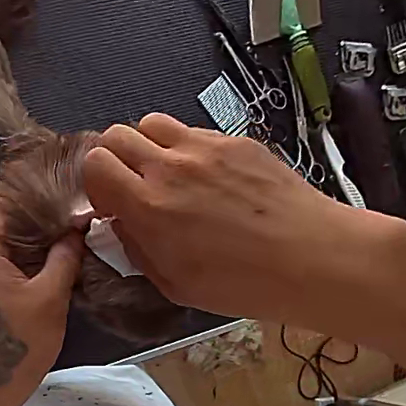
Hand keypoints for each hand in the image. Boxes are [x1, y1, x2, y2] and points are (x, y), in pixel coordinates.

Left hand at [0, 198, 81, 405]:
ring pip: (3, 239)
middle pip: (4, 218)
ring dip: (34, 235)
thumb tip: (78, 225)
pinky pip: (0, 257)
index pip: (7, 202)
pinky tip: (53, 255)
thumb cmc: (18, 344)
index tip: (73, 193)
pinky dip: (24, 253)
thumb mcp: (50, 297)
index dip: (41, 195)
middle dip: (40, 214)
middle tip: (77, 210)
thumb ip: (64, 254)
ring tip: (71, 229)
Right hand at [82, 113, 405, 332]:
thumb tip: (119, 222)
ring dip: (147, 145)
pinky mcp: (235, 140)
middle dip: (114, 158)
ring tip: (166, 173)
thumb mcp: (173, 283)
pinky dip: (186, 148)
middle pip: (116, 134)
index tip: (109, 200)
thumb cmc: (241, 283)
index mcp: (149, 206)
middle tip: (131, 184)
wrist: (311, 258)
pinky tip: (208, 176)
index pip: (94, 163)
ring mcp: (206, 148)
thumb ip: (136, 247)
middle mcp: (171, 167)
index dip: (94, 181)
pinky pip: (193, 131)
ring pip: (152, 122)